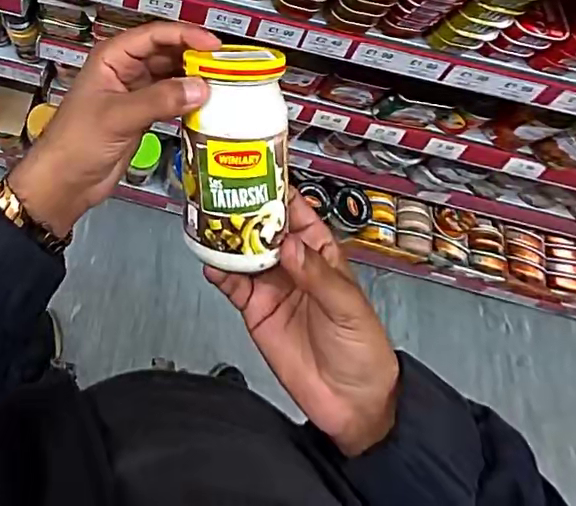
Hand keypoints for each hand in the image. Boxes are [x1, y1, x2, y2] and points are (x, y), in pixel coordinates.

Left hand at [7, 21, 218, 235]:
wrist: (64, 181)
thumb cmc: (79, 141)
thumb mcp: (119, 116)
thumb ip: (160, 100)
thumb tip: (202, 87)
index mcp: (113, 56)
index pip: (154, 34)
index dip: (185, 35)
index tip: (214, 46)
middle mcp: (125, 68)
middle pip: (166, 51)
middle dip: (195, 55)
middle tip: (228, 66)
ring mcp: (135, 90)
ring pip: (171, 74)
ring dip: (194, 77)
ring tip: (225, 83)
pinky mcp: (142, 113)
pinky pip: (171, 97)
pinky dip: (188, 98)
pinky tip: (208, 104)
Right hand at [207, 192, 399, 456]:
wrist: (353, 405)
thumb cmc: (364, 349)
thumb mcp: (348, 305)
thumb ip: (317, 274)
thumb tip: (290, 245)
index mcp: (317, 249)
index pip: (294, 209)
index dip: (275, 188)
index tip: (257, 171)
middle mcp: (290, 261)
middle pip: (260, 224)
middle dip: (242, 208)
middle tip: (223, 194)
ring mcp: (270, 282)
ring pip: (241, 249)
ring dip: (225, 236)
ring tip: (211, 224)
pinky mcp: (254, 306)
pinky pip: (231, 282)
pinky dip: (218, 269)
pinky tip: (211, 261)